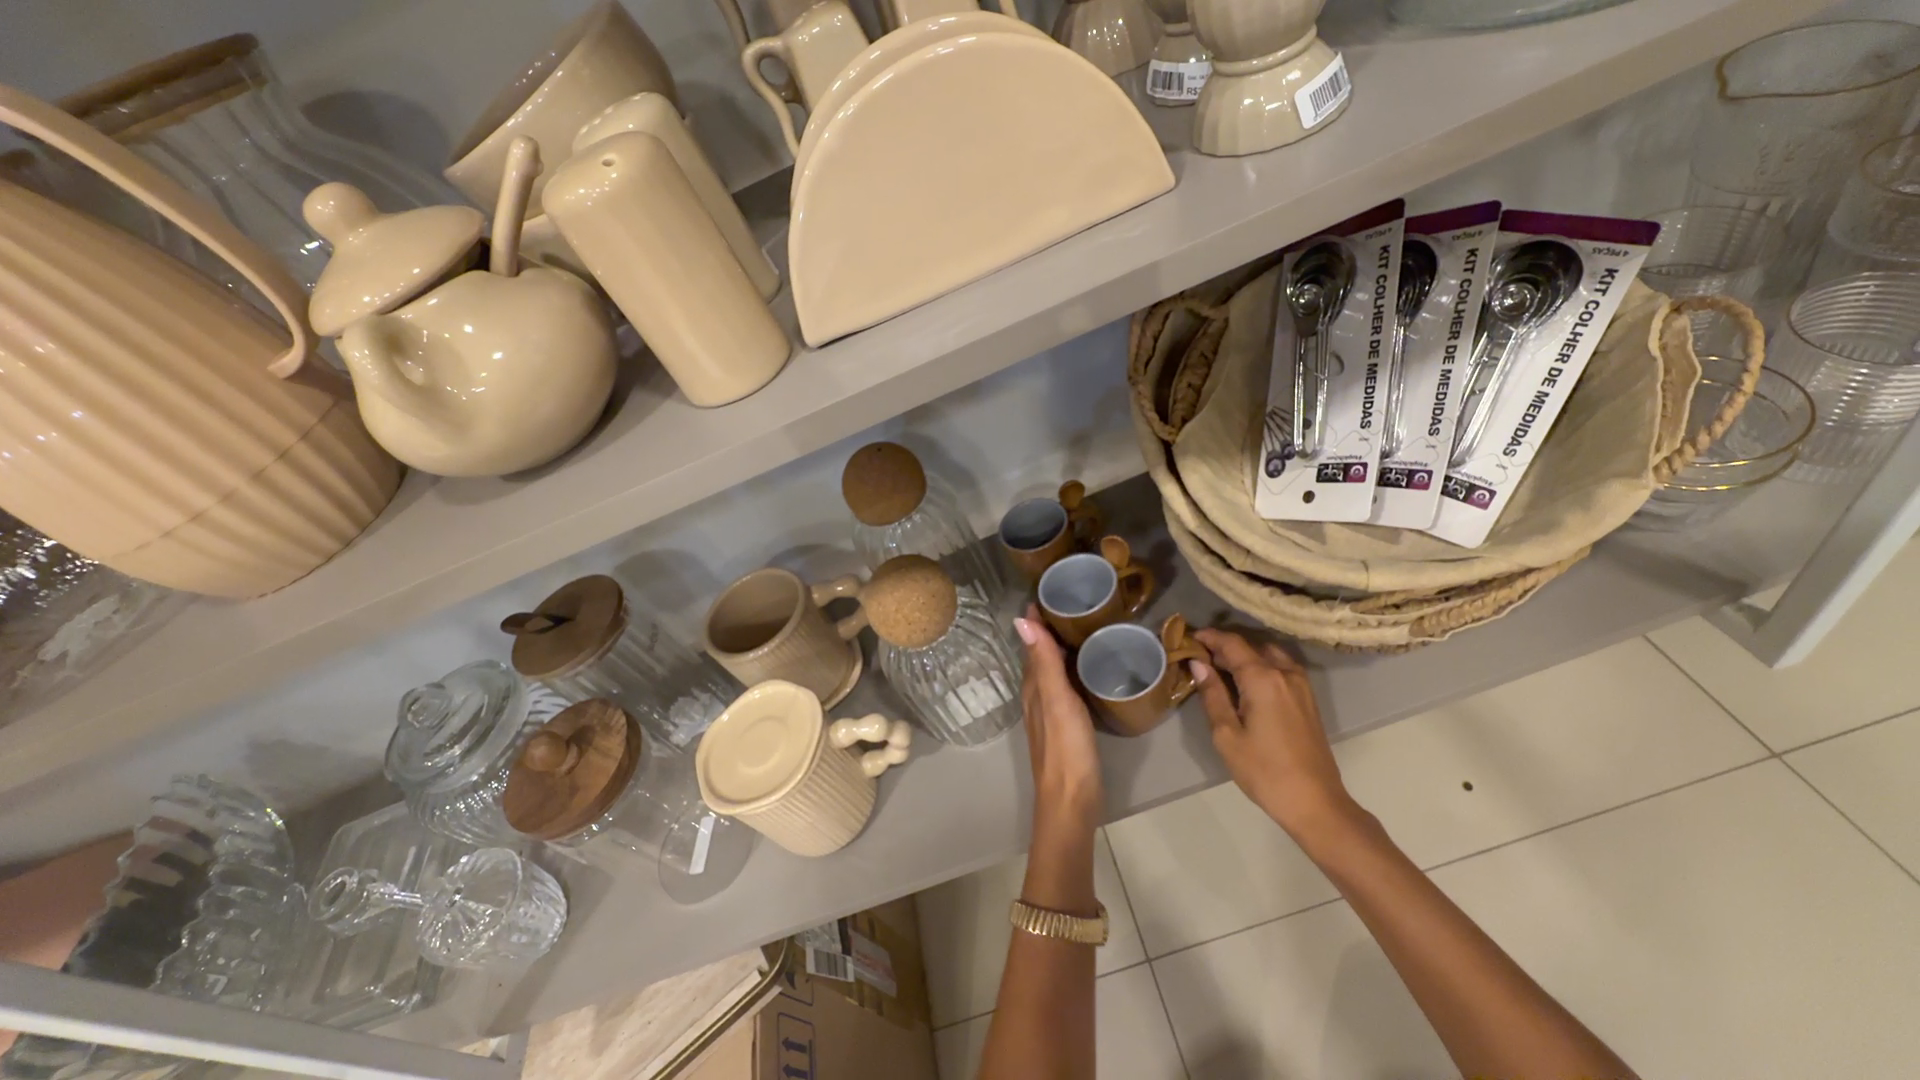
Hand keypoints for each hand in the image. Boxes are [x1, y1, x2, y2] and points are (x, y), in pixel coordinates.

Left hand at [1014, 605, 1103, 838]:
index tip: (1053, 588)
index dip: (1038, 618)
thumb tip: (1021, 620)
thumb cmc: (1066, 748)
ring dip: (1061, 648)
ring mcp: (1051, 712)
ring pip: (1052, 670)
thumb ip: (1043, 662)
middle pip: (1040, 654)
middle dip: (1050, 628)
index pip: (1031, 642)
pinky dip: (1072, 669)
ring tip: (1084, 626)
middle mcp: (1037, 695)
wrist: (1071, 800)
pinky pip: (1065, 686)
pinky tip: (1088, 668)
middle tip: (1074, 600)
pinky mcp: (1067, 725)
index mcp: (1034, 686)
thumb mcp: (1057, 700)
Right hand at [1191, 628, 1355, 836]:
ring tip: (1222, 667)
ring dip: (1246, 654)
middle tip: (1201, 655)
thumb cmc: (1263, 770)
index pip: (1232, 644)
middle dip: (1226, 645)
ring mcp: (1301, 685)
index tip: (1189, 637)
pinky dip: (1262, 665)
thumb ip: (1212, 694)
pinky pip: (1282, 668)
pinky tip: (1247, 682)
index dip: (1209, 637)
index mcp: (1263, 678)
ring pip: (1270, 654)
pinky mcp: (1308, 698)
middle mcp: (1285, 673)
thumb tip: (1198, 664)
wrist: (1314, 800)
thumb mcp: (1227, 734)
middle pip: (1252, 645)